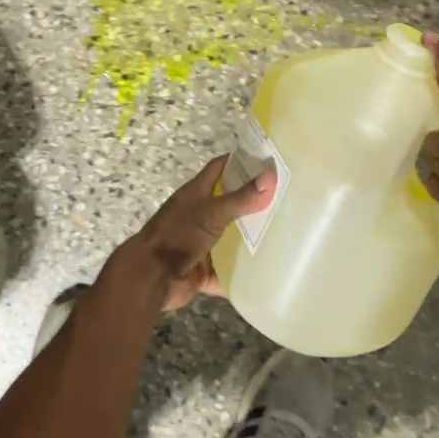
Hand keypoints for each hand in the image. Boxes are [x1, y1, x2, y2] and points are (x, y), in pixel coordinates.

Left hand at [119, 156, 275, 311]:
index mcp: (196, 194)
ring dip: (250, 240)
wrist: (151, 276)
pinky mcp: (202, 270)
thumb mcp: (211, 212)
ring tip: (285, 237)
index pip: (220, 168)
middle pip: (229, 204)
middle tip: (287, 202)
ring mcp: (200, 244)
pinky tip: (268, 273)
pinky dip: (242, 274)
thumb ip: (241, 198)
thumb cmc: (178, 235)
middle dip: (253, 203)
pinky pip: (227, 272)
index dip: (241, 161)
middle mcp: (198, 215)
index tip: (269, 161)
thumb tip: (272, 176)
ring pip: (230, 239)